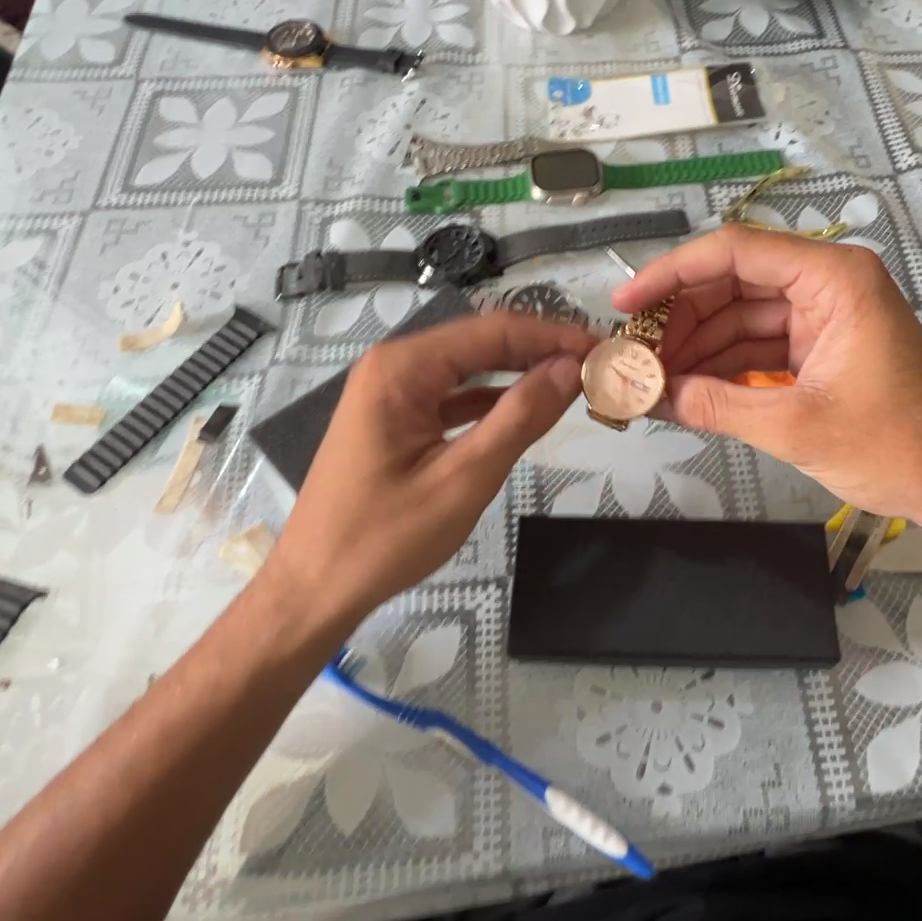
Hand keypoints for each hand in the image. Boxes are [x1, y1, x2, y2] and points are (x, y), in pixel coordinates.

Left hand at [267, 312, 592, 620]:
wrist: (315, 588)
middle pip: (481, 343)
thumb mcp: (463, 479)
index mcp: (402, 369)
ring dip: (521, 373)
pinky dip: (493, 400)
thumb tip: (572, 368)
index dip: (554, 336)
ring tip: (575, 382)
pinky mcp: (394, 420)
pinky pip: (453, 396)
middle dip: (542, 351)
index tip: (606, 348)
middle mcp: (394, 367)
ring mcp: (391, 393)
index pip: (494, 332)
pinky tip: (528, 408)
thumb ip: (520, 419)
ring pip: (469, 368)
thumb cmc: (384, 538)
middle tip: (599, 366)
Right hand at [614, 227, 921, 527]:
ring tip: (651, 379)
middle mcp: (827, 284)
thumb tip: (650, 397)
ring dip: (696, 348)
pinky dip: (722, 368)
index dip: (671, 274)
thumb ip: (716, 407)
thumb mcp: (795, 427)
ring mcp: (823, 317)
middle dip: (680, 321)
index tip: (625, 304)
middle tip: (634, 356)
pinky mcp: (820, 349)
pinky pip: (757, 347)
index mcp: (834, 279)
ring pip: (740, 318)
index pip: (735, 252)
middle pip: (732, 284)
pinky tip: (687, 390)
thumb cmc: (894, 448)